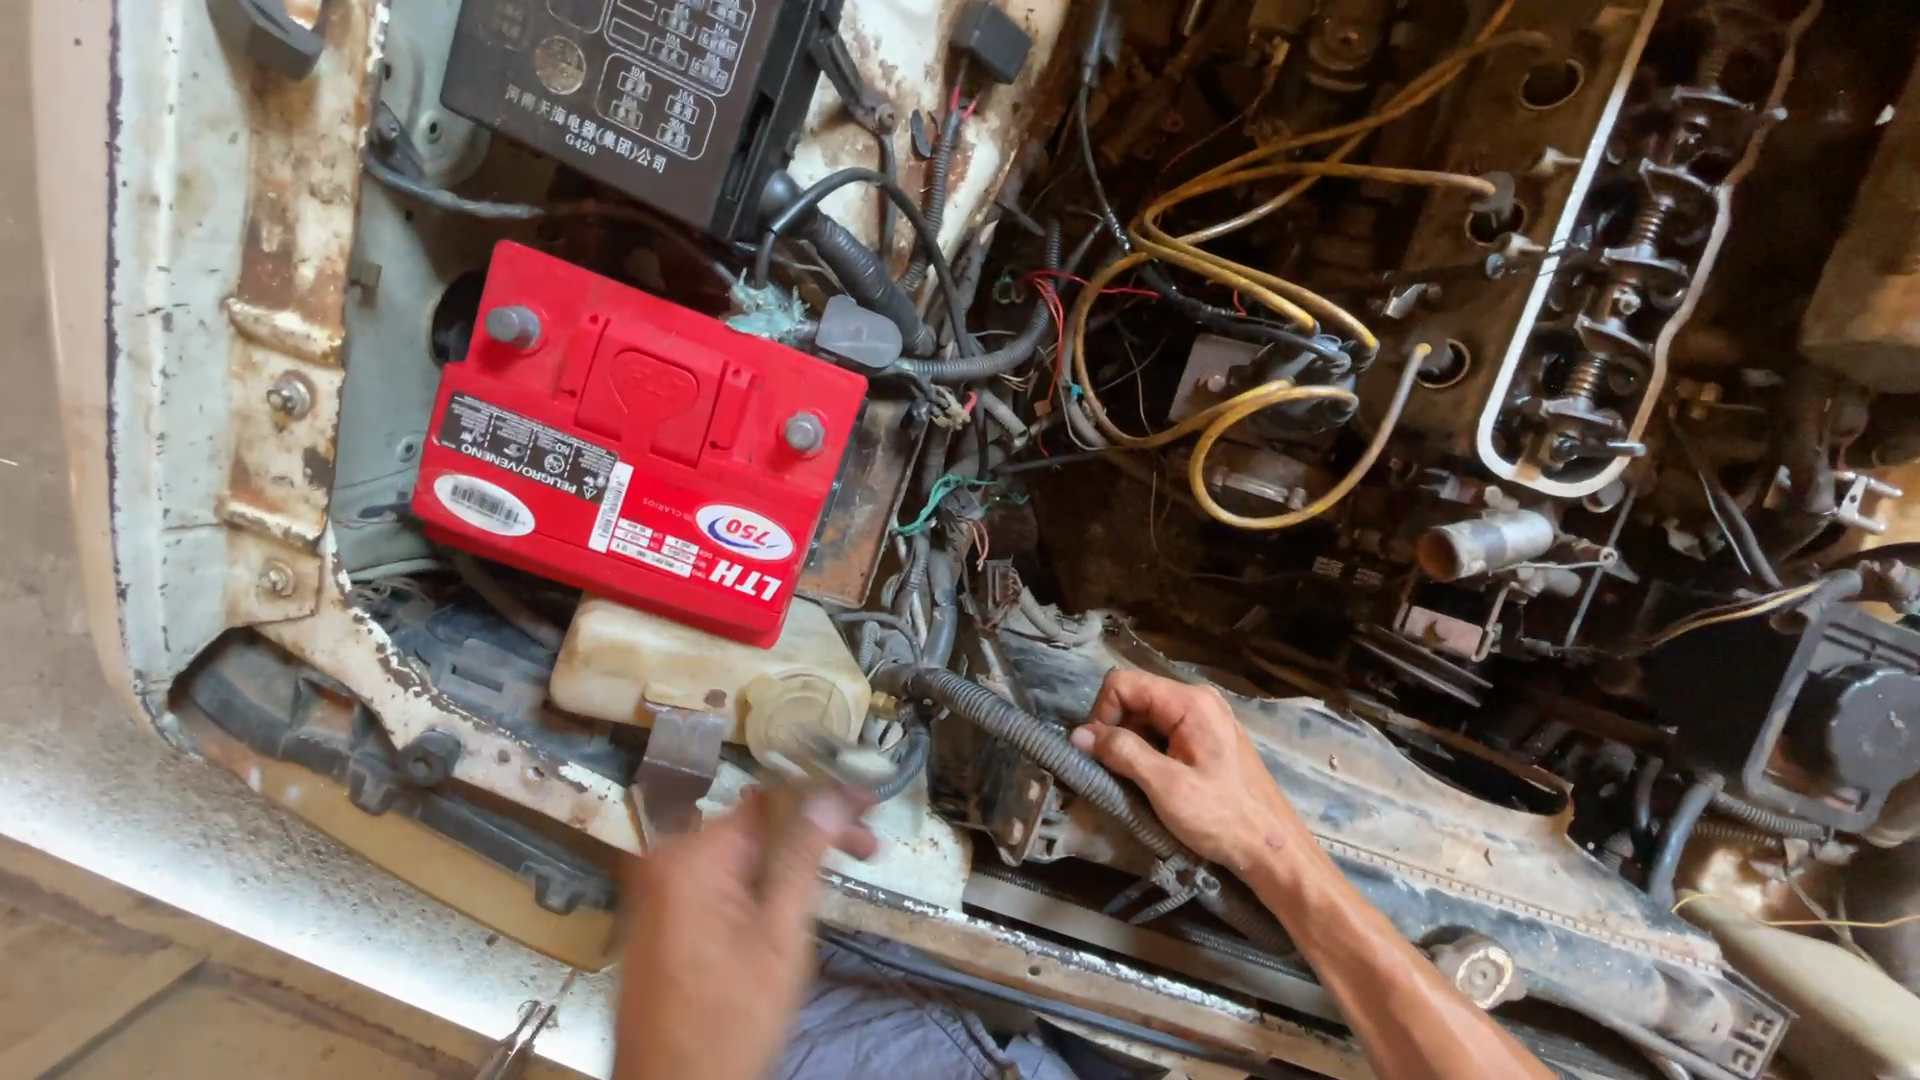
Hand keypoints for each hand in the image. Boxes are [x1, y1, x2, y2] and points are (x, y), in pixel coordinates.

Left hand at [615, 785, 875, 1079]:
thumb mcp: (780, 937)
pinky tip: (797, 885)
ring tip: (844, 862)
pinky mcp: (661, 910)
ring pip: (742, 847)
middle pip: (757, 823)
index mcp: (692, 856)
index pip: (771, 798)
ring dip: (791, 852)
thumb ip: (804, 858)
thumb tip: (831, 797)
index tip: (866, 802)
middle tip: (866, 844)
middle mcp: (668, 858)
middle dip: (813, 830)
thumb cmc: (730, 1023)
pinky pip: (720, 871)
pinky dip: (759, 874)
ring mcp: (659, 885)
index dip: (825, 796)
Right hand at [1069, 670, 1306, 872]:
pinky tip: (1154, 776)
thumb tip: (1078, 734)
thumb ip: (1122, 753)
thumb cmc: (1222, 817)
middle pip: (1135, 696)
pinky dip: (1148, 748)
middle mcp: (1197, 698)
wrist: (1271, 849)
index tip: (1098, 751)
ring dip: (1130, 741)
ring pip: (1146, 713)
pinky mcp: (1206, 734)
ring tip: (1135, 777)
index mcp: (1190, 702)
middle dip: (1115, 728)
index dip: (1102, 713)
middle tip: (1114, 769)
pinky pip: (1163, 728)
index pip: (1123, 683)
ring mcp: (1205, 715)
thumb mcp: (1166, 786)